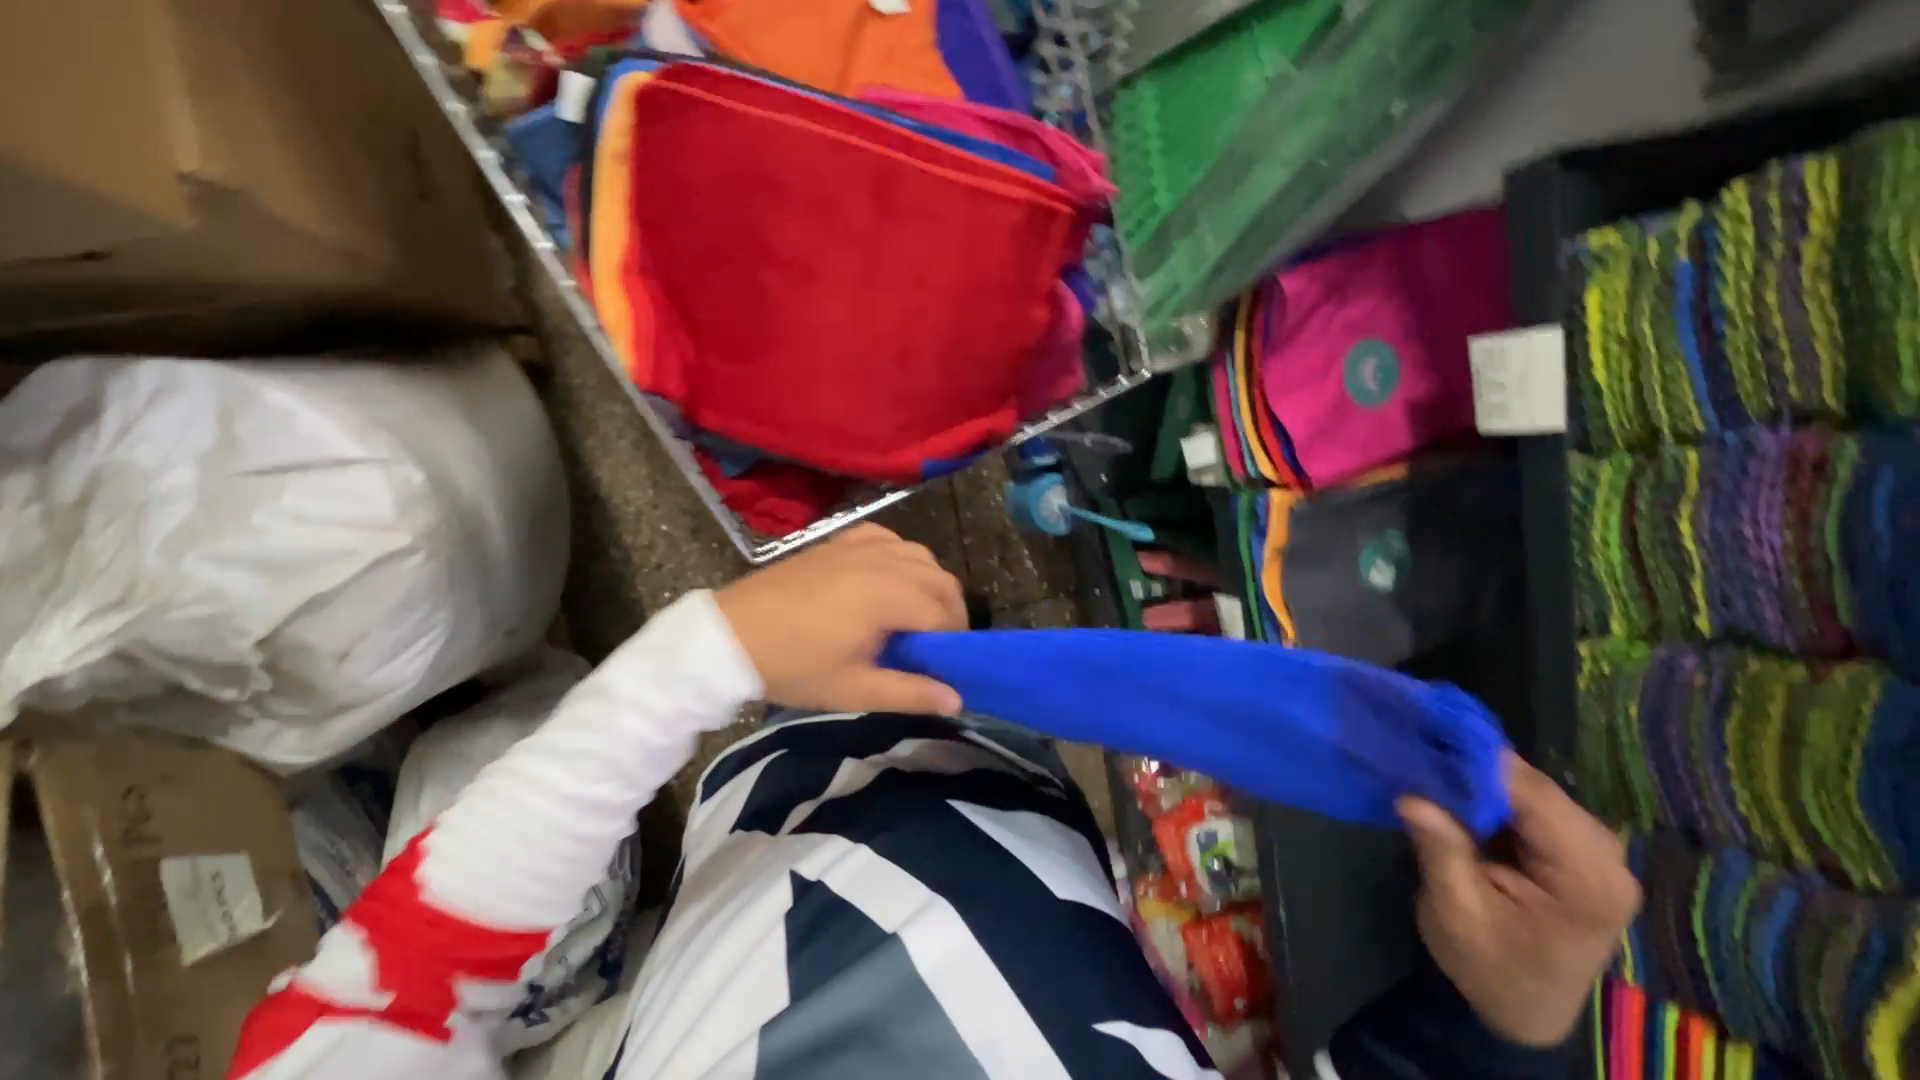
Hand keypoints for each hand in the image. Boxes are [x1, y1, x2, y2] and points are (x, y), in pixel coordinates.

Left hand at [715, 524, 966, 714]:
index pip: (946, 613)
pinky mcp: (840, 541)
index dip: (954, 641)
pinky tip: (889, 579)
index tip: (944, 665)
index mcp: (889, 596)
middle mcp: (883, 561)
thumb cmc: (794, 666)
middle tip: (933, 647)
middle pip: (941, 581)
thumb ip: (909, 693)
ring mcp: (861, 546)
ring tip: (913, 617)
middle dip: (949, 612)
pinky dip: (901, 557)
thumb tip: (957, 700)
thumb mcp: (854, 690)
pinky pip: (889, 539)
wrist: (731, 636)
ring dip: (929, 584)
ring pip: (921, 556)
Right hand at [1398, 752, 1639, 1046]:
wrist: (1524, 1011)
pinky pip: (1536, 806)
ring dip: (1483, 781)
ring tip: (1431, 769)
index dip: (1476, 763)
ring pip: (1534, 790)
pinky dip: (1496, 797)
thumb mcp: (1455, 913)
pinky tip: (1459, 795)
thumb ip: (1442, 851)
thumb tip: (1412, 795)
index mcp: (1587, 878)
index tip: (1424, 740)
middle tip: (1419, 754)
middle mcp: (1608, 857)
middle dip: (1476, 770)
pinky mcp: (1583, 851)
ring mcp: (1600, 853)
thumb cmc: (1490, 968)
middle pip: (1535, 787)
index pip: (1532, 795)